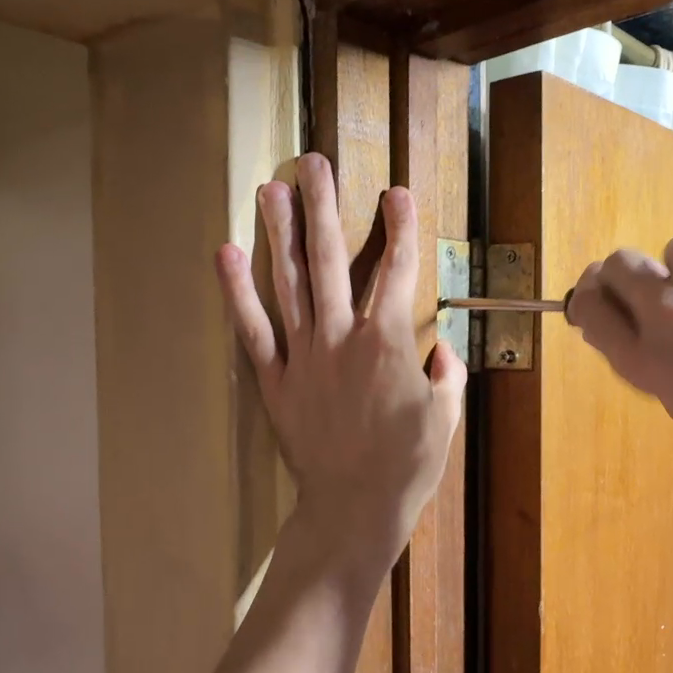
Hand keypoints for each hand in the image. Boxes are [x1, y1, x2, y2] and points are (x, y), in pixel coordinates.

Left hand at [216, 154, 465, 575]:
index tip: (397, 193)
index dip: (401, 229)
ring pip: (290, 283)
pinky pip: (253, 330)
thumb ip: (447, 373)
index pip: (398, 271)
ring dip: (280, 233)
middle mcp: (342, 337)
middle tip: (313, 164)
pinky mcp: (275, 380)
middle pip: (331, 260)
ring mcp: (304, 356)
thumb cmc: (408, 464)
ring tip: (271, 190)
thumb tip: (441, 347)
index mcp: (389, 342)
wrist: (354, 508)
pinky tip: (225, 255)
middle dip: (325, 207)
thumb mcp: (446, 417)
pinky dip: (238, 293)